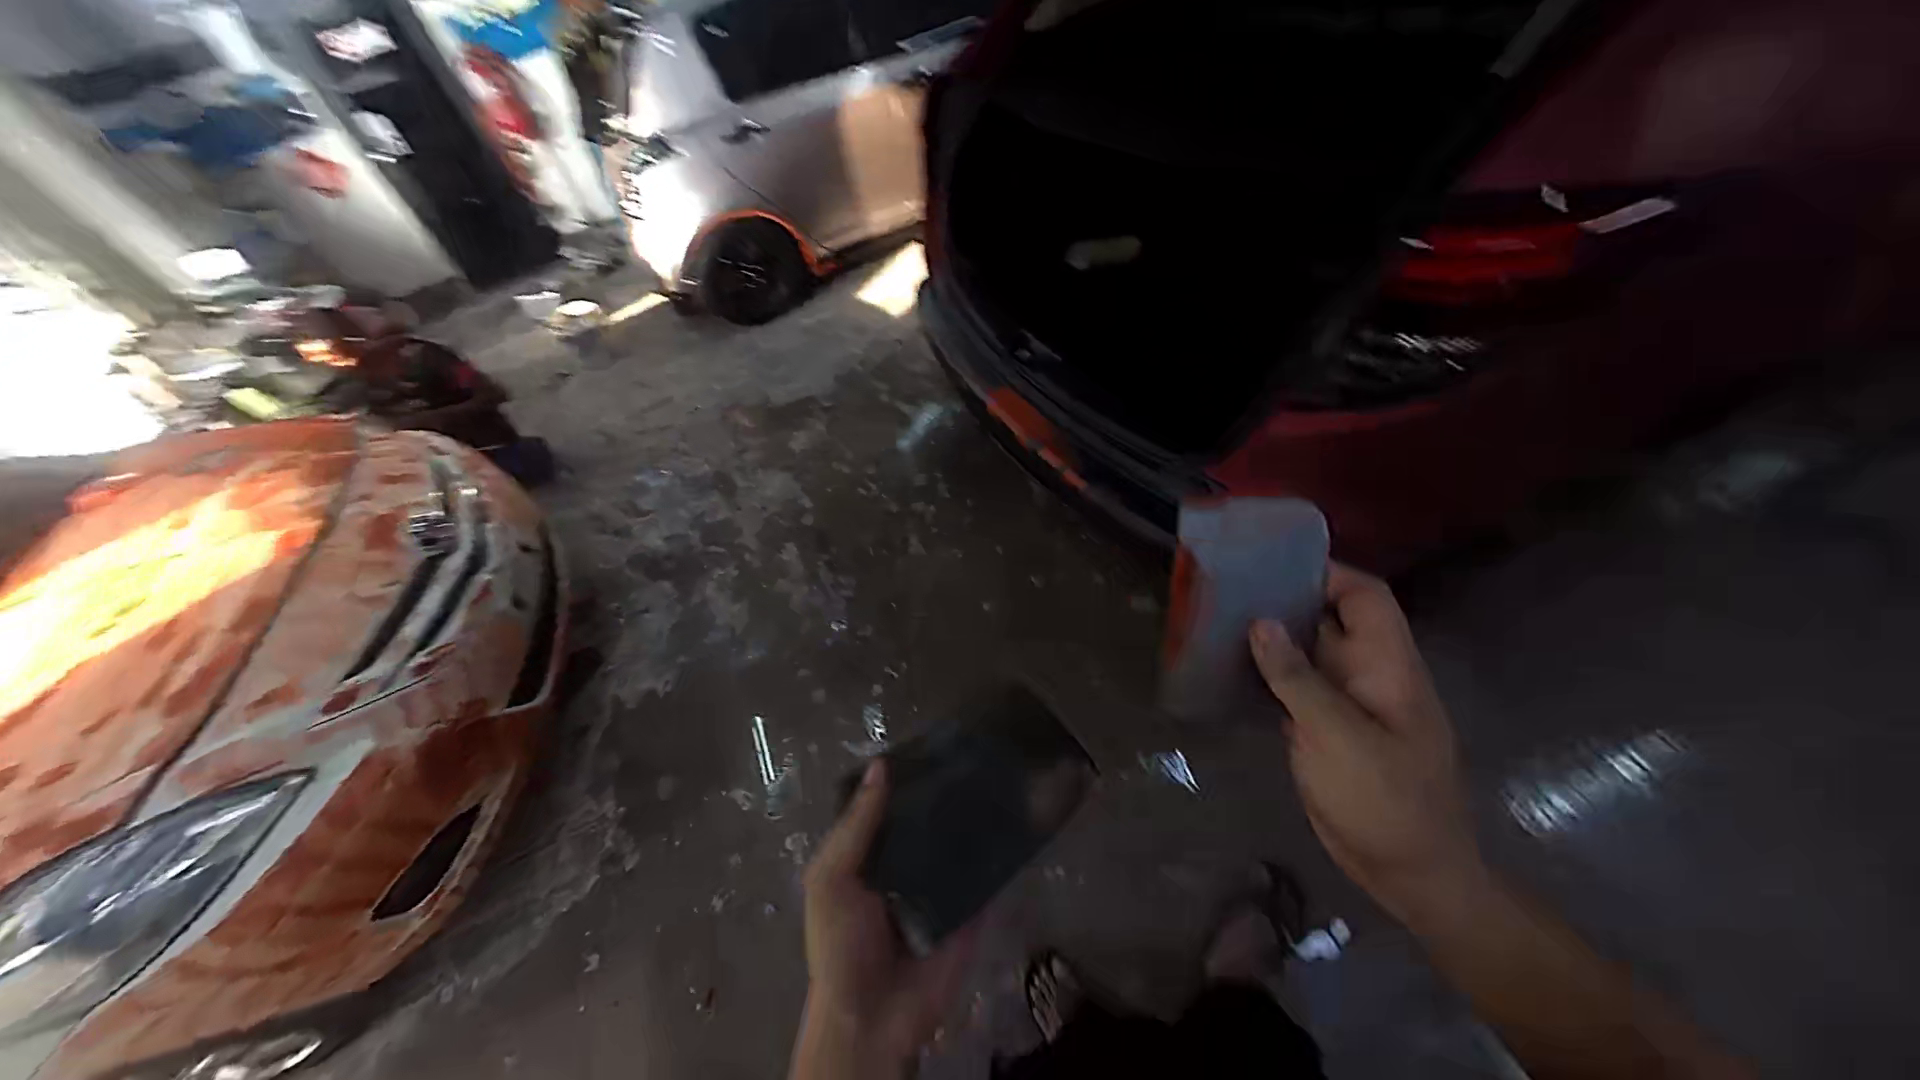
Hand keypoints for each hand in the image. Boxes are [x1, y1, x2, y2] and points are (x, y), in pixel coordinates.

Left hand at [791, 760, 977, 1079]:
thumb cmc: (840, 945)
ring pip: (964, 835)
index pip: (895, 800)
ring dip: (982, 809)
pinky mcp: (972, 906)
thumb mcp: (831, 880)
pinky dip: (1003, 846)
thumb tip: (881, 765)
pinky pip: (988, 871)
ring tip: (1009, 766)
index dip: (912, 771)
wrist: (874, 1020)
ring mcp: (944, 881)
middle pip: (934, 813)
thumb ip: (856, 827)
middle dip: (953, 785)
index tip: (939, 736)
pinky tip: (1025, 814)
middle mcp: (910, 858)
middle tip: (983, 745)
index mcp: (873, 849)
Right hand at [1248, 562, 1484, 922]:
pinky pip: (1289, 687)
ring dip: (1267, 637)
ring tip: (1214, 618)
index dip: (1327, 572)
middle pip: (1327, 619)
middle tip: (1226, 586)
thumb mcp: (1340, 736)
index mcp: (1386, 665)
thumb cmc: (1386, 799)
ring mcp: (1341, 703)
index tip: (1272, 563)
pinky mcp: (1319, 728)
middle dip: (1284, 599)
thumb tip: (1261, 623)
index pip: (1364, 597)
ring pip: (1303, 653)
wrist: (1408, 871)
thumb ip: (1299, 678)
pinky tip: (1224, 667)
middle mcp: (1364, 674)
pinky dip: (1261, 673)